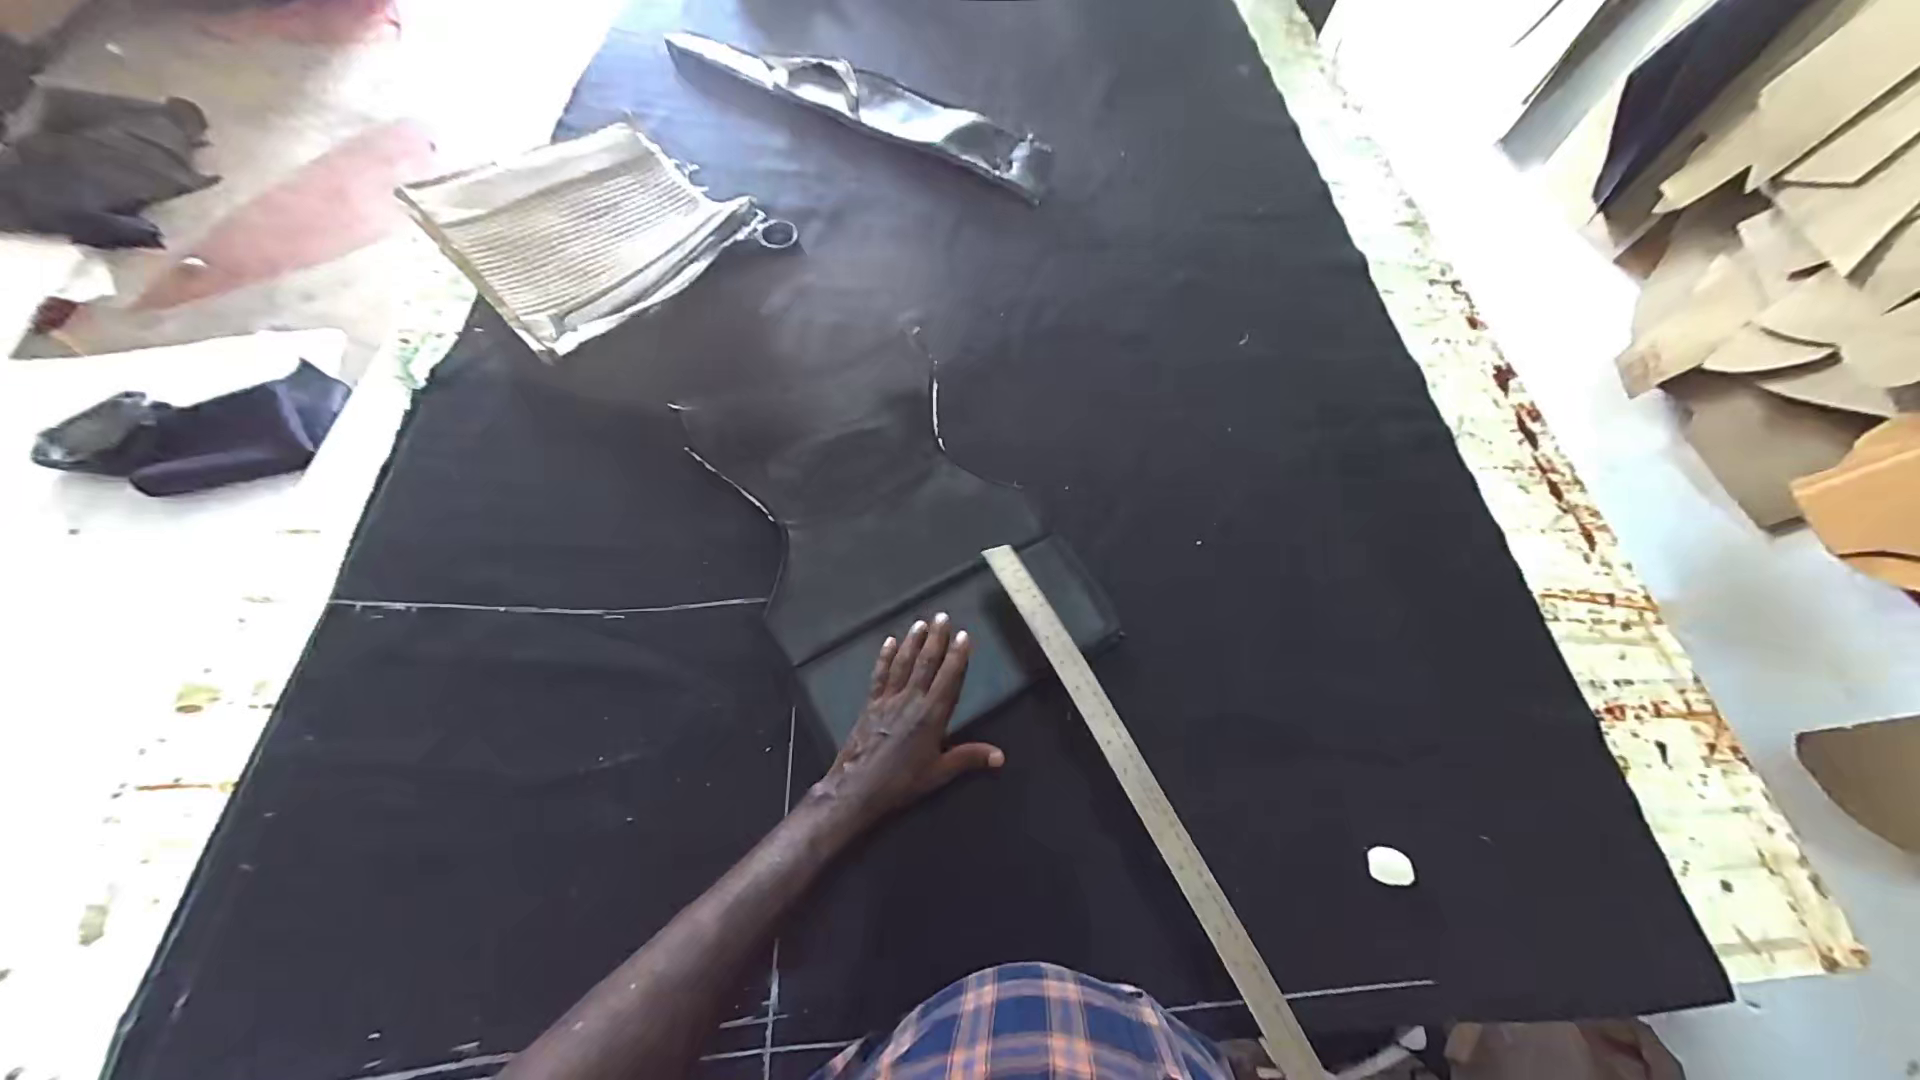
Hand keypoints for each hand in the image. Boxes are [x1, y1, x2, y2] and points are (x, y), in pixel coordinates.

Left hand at [809, 613, 1003, 830]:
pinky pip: (880, 675)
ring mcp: (888, 700)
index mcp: (932, 716)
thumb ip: (968, 758)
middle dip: (936, 638)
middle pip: (926, 663)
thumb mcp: (939, 773)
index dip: (958, 656)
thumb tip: (1000, 756)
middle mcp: (911, 701)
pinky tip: (889, 642)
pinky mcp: (870, 704)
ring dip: (913, 641)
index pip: (949, 678)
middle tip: (942, 616)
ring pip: (904, 663)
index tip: (964, 635)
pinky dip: (885, 657)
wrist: (857, 789)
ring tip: (921, 623)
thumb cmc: (901, 783)